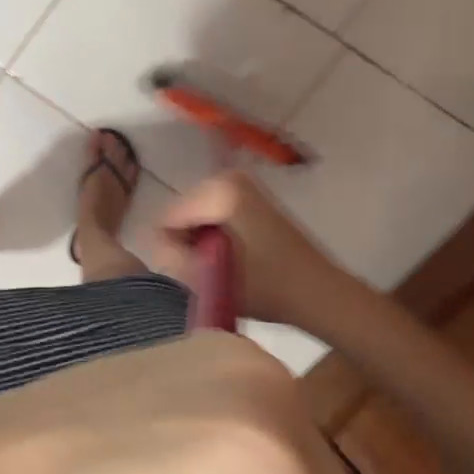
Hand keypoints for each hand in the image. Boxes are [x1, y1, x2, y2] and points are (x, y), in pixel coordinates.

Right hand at [156, 171, 366, 332]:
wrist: (321, 294)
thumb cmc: (267, 288)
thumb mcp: (208, 279)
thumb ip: (168, 256)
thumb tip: (152, 242)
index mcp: (219, 192)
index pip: (168, 218)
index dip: (172, 250)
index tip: (193, 273)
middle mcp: (229, 178)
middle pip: (181, 214)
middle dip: (186, 242)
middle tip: (207, 272)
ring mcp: (242, 185)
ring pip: (195, 216)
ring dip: (199, 241)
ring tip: (221, 267)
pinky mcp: (252, 198)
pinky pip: (212, 215)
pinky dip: (214, 236)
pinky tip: (231, 258)